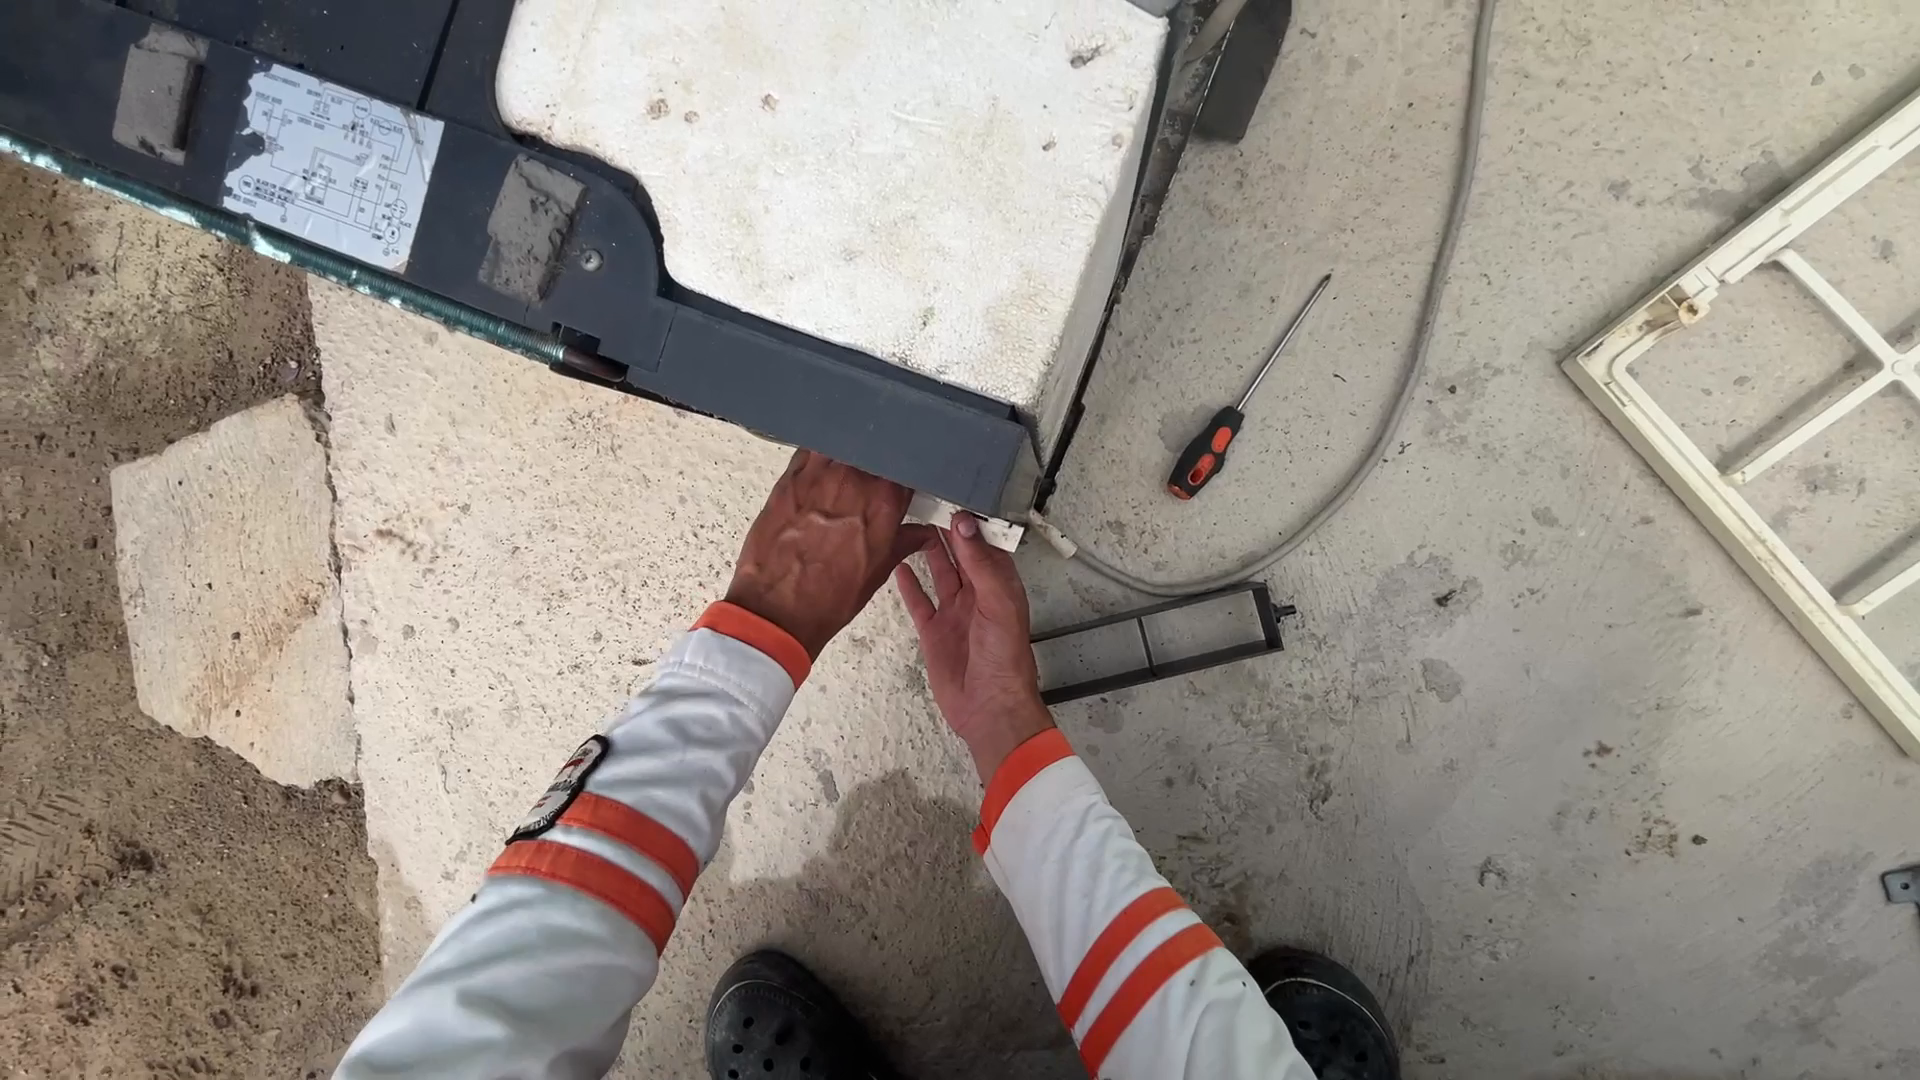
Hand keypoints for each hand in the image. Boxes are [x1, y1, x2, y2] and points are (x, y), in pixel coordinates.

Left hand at [726, 450, 933, 657]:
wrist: (778, 608)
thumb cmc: (828, 596)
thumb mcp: (878, 572)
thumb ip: (904, 542)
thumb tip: (924, 534)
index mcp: (885, 502)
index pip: (905, 471)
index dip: (905, 477)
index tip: (901, 486)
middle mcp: (855, 480)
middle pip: (875, 455)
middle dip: (878, 466)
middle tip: (872, 486)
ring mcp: (820, 475)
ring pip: (844, 446)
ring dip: (850, 456)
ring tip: (846, 478)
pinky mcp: (790, 478)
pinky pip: (811, 450)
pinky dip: (821, 454)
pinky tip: (822, 469)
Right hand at [894, 513, 1054, 781]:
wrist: (988, 708)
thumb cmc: (1003, 657)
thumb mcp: (998, 604)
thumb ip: (981, 564)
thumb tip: (965, 524)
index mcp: (999, 586)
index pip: (985, 544)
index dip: (971, 521)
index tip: (952, 493)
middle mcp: (977, 595)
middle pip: (960, 554)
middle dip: (946, 529)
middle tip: (926, 499)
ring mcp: (954, 612)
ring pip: (939, 572)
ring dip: (928, 549)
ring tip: (910, 521)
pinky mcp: (933, 631)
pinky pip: (918, 601)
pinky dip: (908, 583)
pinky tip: (896, 564)